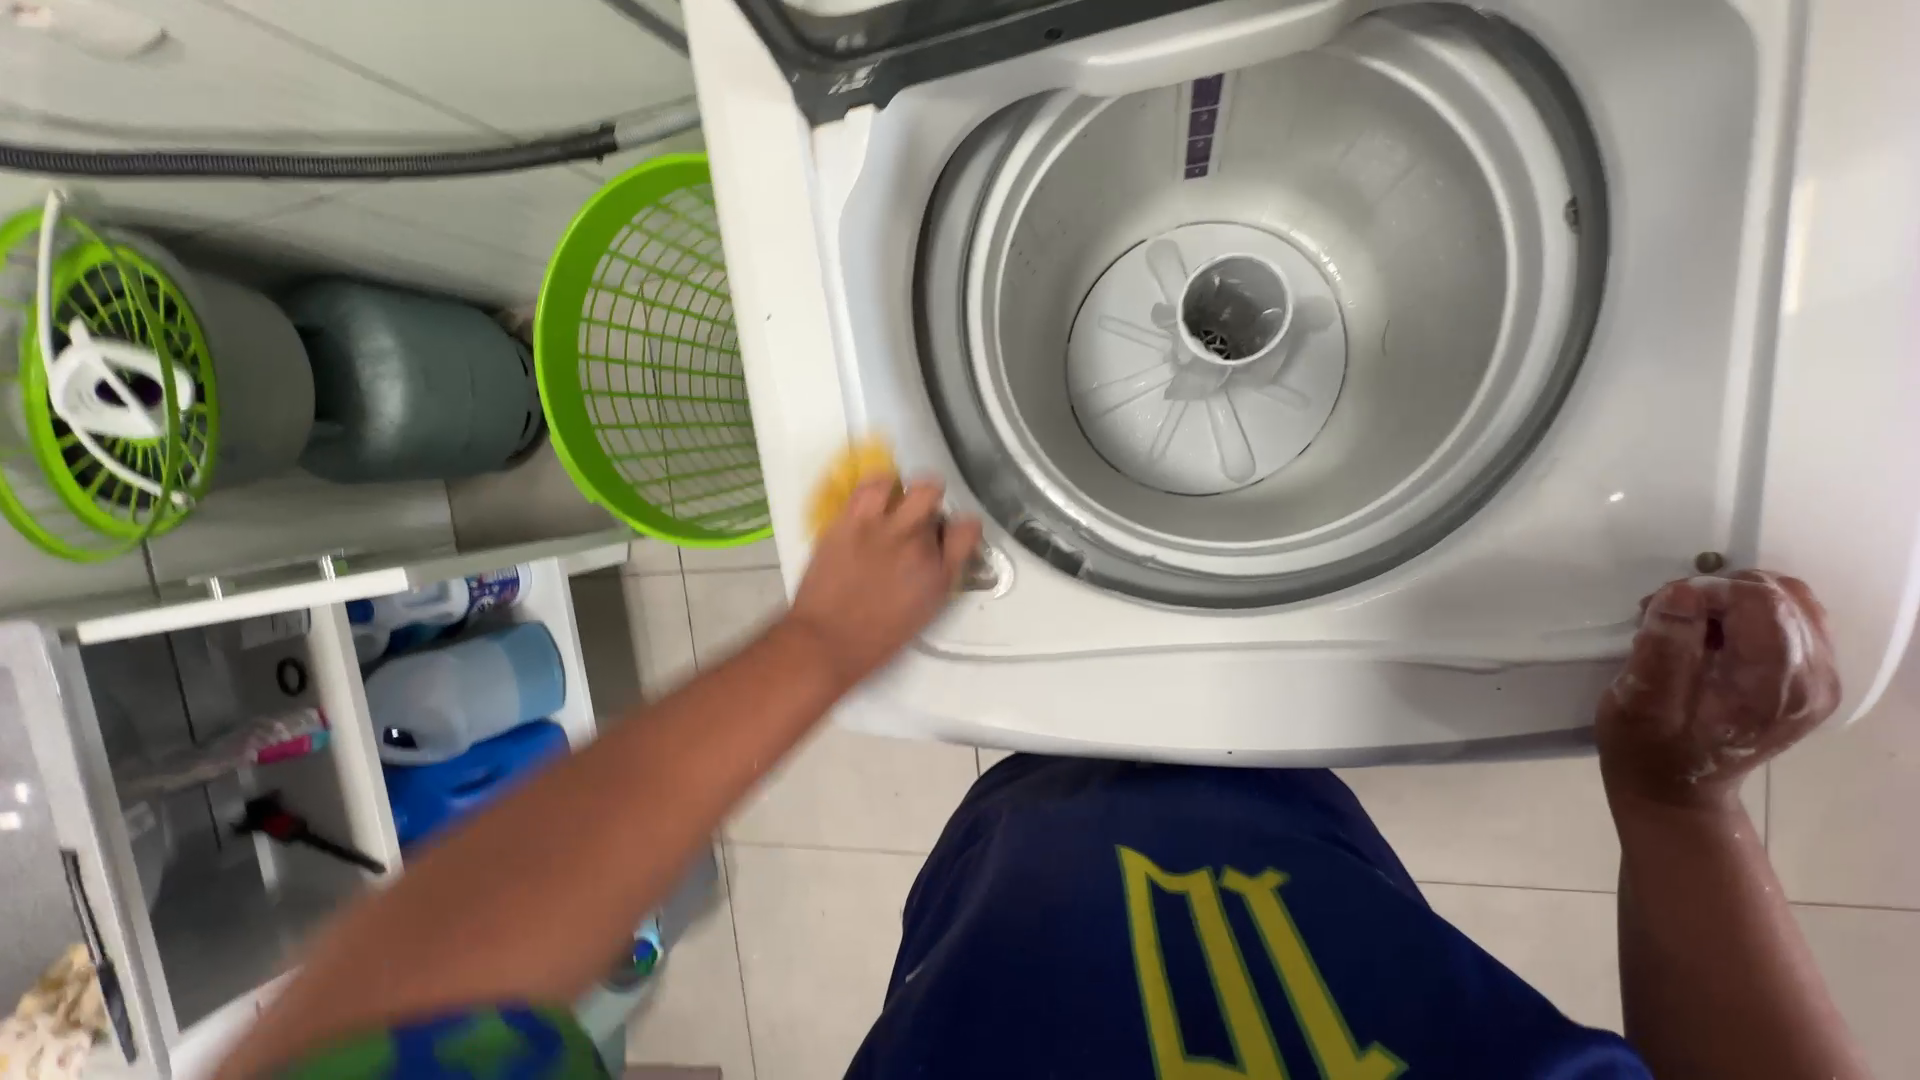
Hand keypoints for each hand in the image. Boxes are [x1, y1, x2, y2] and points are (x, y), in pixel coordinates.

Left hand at [784, 475, 982, 687]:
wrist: (825, 641)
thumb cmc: (873, 640)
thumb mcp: (922, 613)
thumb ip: (934, 579)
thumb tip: (932, 556)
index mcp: (940, 575)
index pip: (969, 530)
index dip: (960, 528)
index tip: (947, 534)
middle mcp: (919, 546)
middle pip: (939, 505)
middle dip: (931, 509)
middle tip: (916, 521)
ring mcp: (887, 529)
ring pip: (918, 487)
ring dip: (911, 493)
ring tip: (896, 503)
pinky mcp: (854, 520)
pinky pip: (874, 484)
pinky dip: (880, 485)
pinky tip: (875, 498)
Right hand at [1597, 570, 1840, 808]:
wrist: (1676, 789)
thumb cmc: (1648, 746)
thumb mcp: (1639, 699)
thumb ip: (1664, 646)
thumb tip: (1682, 593)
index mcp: (1771, 684)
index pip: (1759, 601)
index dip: (1705, 590)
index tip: (1658, 609)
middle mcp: (1812, 679)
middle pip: (1783, 596)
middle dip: (1719, 591)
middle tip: (1667, 614)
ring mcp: (1818, 681)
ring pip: (1793, 603)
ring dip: (1734, 600)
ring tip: (1688, 624)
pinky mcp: (1808, 681)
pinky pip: (1793, 622)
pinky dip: (1749, 615)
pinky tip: (1711, 636)